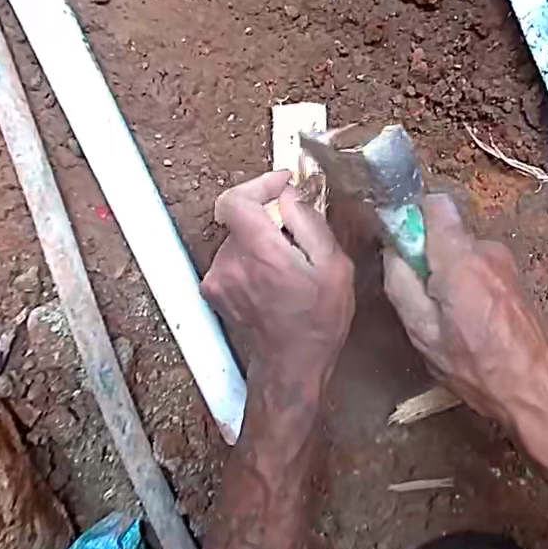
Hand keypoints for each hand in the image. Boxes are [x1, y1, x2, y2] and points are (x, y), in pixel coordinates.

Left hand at [201, 170, 355, 391]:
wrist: (291, 364)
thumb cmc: (318, 321)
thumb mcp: (334, 267)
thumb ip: (309, 222)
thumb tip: (289, 195)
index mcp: (260, 255)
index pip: (237, 199)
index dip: (260, 184)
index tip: (282, 185)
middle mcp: (231, 264)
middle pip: (243, 217)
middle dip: (270, 218)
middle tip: (298, 237)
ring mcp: (218, 278)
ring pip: (239, 236)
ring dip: (262, 239)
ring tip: (289, 266)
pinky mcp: (214, 288)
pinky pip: (233, 255)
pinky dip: (252, 257)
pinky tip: (274, 279)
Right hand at [382, 195, 547, 427]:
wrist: (534, 391)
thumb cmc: (476, 367)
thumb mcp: (422, 331)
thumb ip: (400, 283)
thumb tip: (391, 251)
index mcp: (461, 259)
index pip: (434, 203)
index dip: (412, 218)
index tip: (402, 248)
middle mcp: (487, 250)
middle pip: (445, 230)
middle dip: (426, 254)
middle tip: (421, 298)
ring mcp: (505, 262)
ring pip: (460, 250)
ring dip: (446, 273)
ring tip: (446, 316)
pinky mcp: (514, 277)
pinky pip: (477, 265)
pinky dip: (465, 283)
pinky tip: (467, 320)